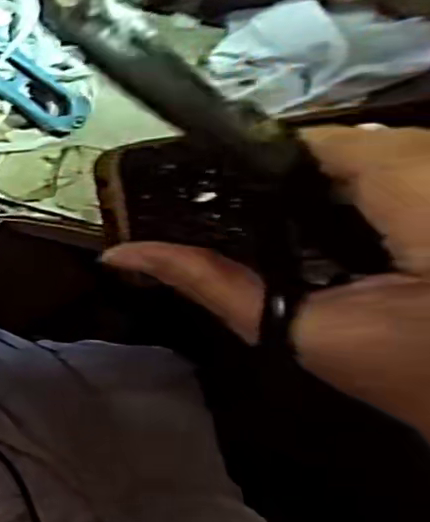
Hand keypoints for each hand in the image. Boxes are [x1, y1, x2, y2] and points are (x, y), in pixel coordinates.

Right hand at [103, 125, 429, 434]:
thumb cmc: (394, 376)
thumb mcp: (294, 330)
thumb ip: (214, 281)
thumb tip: (120, 253)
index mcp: (424, 227)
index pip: (366, 150)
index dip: (298, 146)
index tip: (233, 163)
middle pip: (396, 145)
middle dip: (323, 158)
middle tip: (252, 187)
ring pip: (420, 154)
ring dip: (357, 169)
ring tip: (294, 199)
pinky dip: (393, 181)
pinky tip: (351, 212)